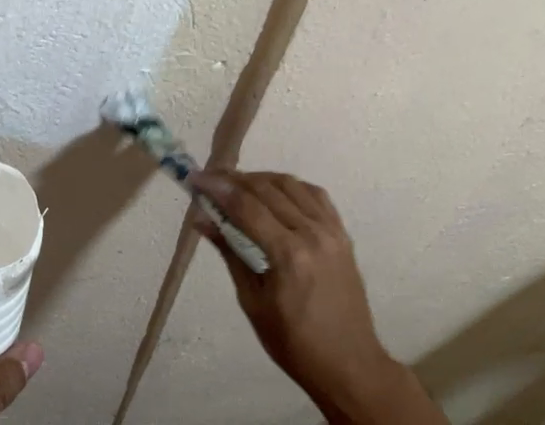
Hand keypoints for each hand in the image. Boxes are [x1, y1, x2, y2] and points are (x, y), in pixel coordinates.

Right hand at [191, 171, 444, 424]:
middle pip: (267, 189)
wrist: (349, 365)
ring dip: (260, 179)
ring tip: (238, 185)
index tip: (196, 179)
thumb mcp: (253, 302)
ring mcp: (332, 231)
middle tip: (211, 180)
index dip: (217, 188)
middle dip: (234, 179)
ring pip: (291, 185)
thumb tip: (202, 220)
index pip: (246, 206)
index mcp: (289, 255)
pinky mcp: (342, 234)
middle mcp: (312, 234)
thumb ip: (230, 253)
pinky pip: (315, 195)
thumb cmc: (294, 343)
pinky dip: (290, 187)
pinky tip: (274, 193)